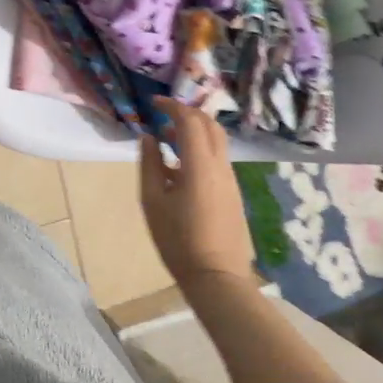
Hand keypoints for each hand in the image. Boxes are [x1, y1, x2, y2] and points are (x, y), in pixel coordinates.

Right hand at [138, 97, 255, 290]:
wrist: (217, 278)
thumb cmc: (178, 240)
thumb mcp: (152, 201)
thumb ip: (150, 164)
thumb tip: (148, 138)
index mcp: (199, 166)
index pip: (189, 121)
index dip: (171, 106)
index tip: (153, 104)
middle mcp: (220, 167)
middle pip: (210, 125)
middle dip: (187, 113)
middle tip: (163, 115)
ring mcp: (231, 181)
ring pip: (217, 142)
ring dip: (195, 131)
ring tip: (169, 140)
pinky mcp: (233, 194)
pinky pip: (218, 159)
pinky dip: (201, 149)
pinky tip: (182, 167)